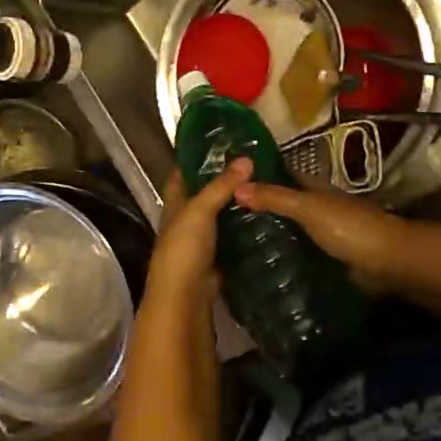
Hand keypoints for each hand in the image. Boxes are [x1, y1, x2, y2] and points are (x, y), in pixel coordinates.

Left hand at [146, 158, 254, 309]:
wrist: (185, 297)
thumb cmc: (184, 249)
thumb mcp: (200, 211)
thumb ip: (221, 186)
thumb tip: (246, 158)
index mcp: (175, 206)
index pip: (182, 175)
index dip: (196, 159)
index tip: (222, 143)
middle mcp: (186, 222)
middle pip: (205, 196)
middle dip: (225, 182)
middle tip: (256, 164)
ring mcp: (202, 243)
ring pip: (221, 218)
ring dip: (238, 206)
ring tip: (266, 188)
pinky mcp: (218, 260)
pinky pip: (233, 240)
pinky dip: (246, 231)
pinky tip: (266, 221)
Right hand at [233, 179, 415, 289]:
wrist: (388, 262)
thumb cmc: (350, 228)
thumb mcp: (310, 209)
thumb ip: (276, 198)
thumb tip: (236, 186)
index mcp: (315, 189)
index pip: (281, 176)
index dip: (256, 176)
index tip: (224, 181)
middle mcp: (317, 209)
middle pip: (282, 206)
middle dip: (256, 210)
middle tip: (218, 219)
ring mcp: (322, 235)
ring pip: (289, 232)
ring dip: (267, 236)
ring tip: (229, 245)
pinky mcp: (326, 260)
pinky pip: (298, 256)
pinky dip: (281, 258)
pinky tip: (258, 267)